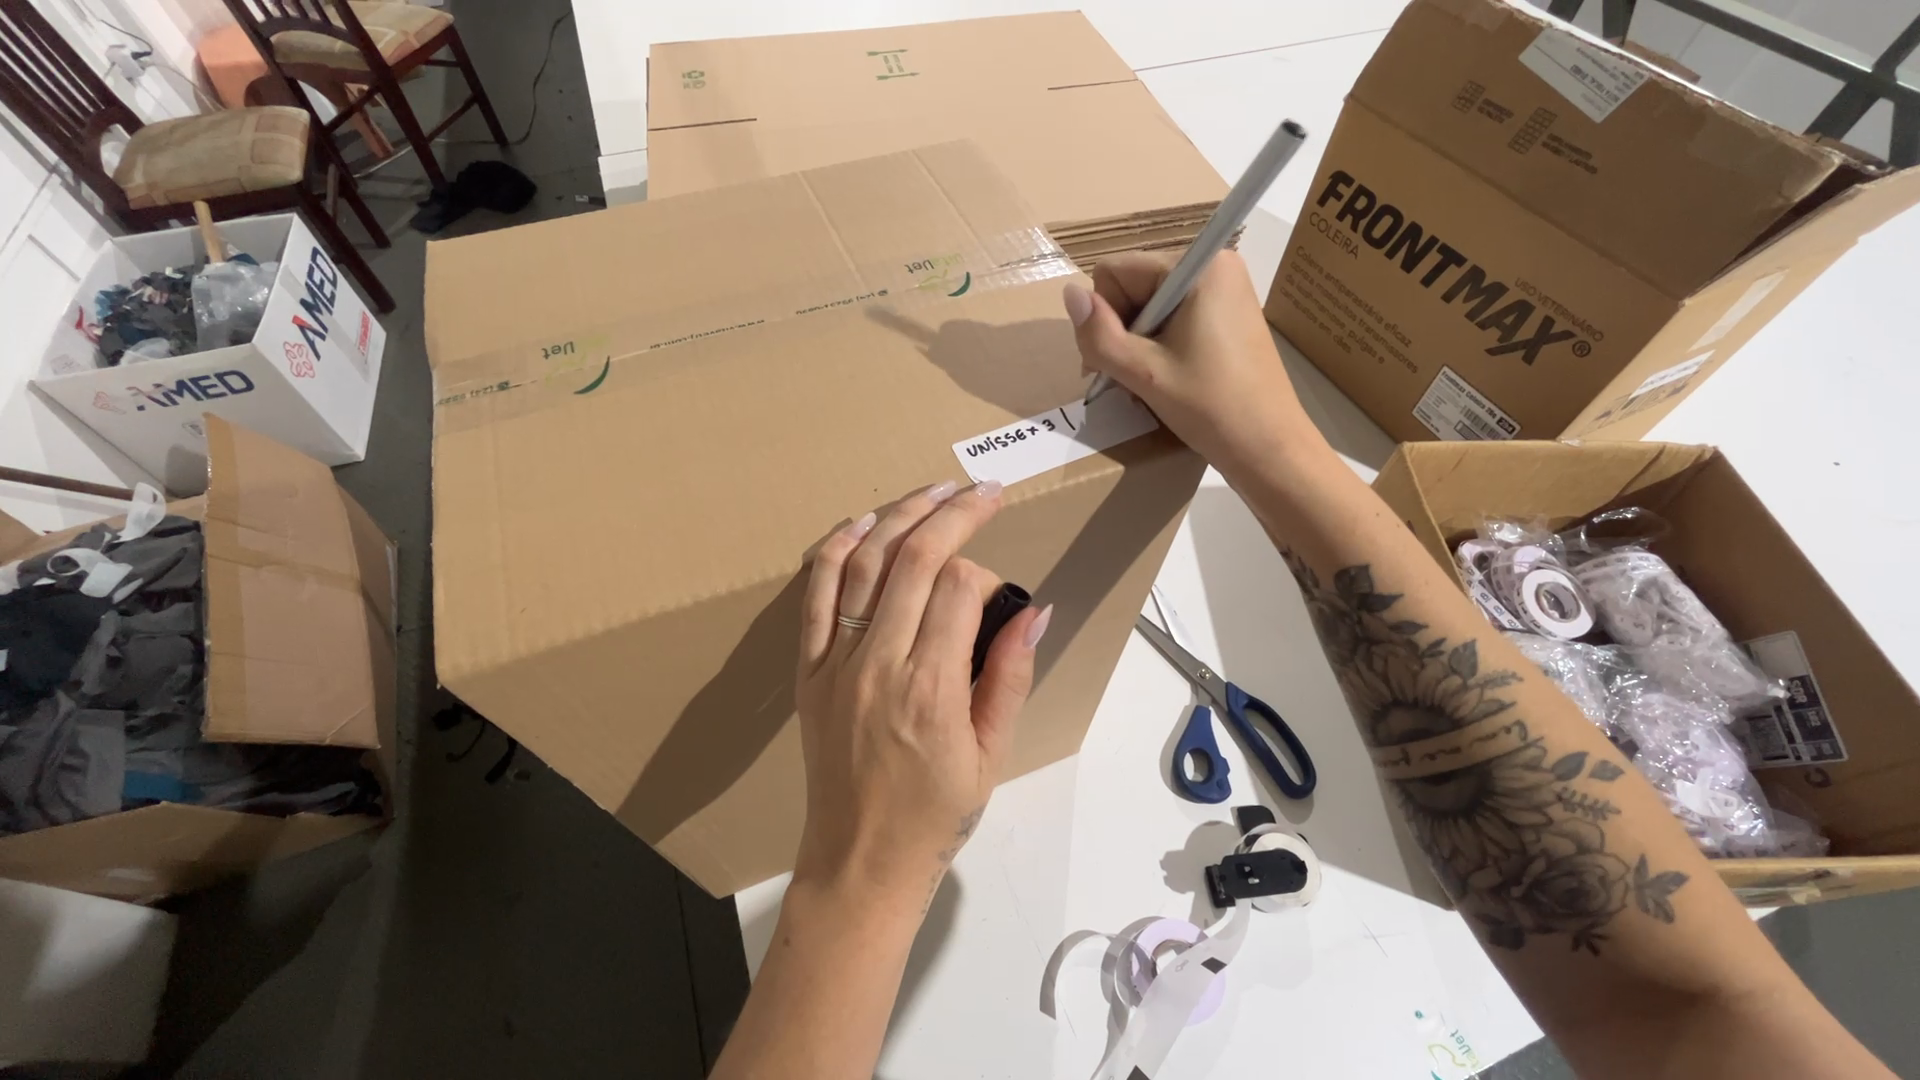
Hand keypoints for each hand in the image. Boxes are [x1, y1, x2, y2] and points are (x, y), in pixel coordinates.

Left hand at [794, 479, 1051, 908]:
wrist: (860, 860)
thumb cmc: (936, 814)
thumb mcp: (991, 753)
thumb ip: (1010, 675)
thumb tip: (1034, 610)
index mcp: (930, 688)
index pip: (957, 589)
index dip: (983, 573)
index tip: (996, 589)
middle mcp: (878, 663)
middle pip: (913, 559)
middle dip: (952, 513)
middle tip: (981, 490)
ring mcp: (835, 662)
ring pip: (865, 563)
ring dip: (900, 515)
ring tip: (933, 490)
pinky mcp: (808, 669)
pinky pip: (817, 594)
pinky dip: (837, 550)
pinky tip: (862, 523)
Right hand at [1063, 252, 1321, 478]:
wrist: (1268, 446)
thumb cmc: (1210, 407)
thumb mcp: (1143, 372)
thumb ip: (1099, 334)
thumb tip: (1068, 293)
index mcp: (1197, 266)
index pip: (1116, 271)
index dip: (1104, 317)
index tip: (1115, 361)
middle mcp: (1213, 265)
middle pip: (1133, 286)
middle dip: (1121, 332)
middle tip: (1128, 378)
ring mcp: (1223, 291)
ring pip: (1149, 307)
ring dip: (1137, 346)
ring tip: (1147, 384)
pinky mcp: (1228, 315)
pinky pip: (1173, 319)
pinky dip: (1159, 348)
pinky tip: (1166, 379)